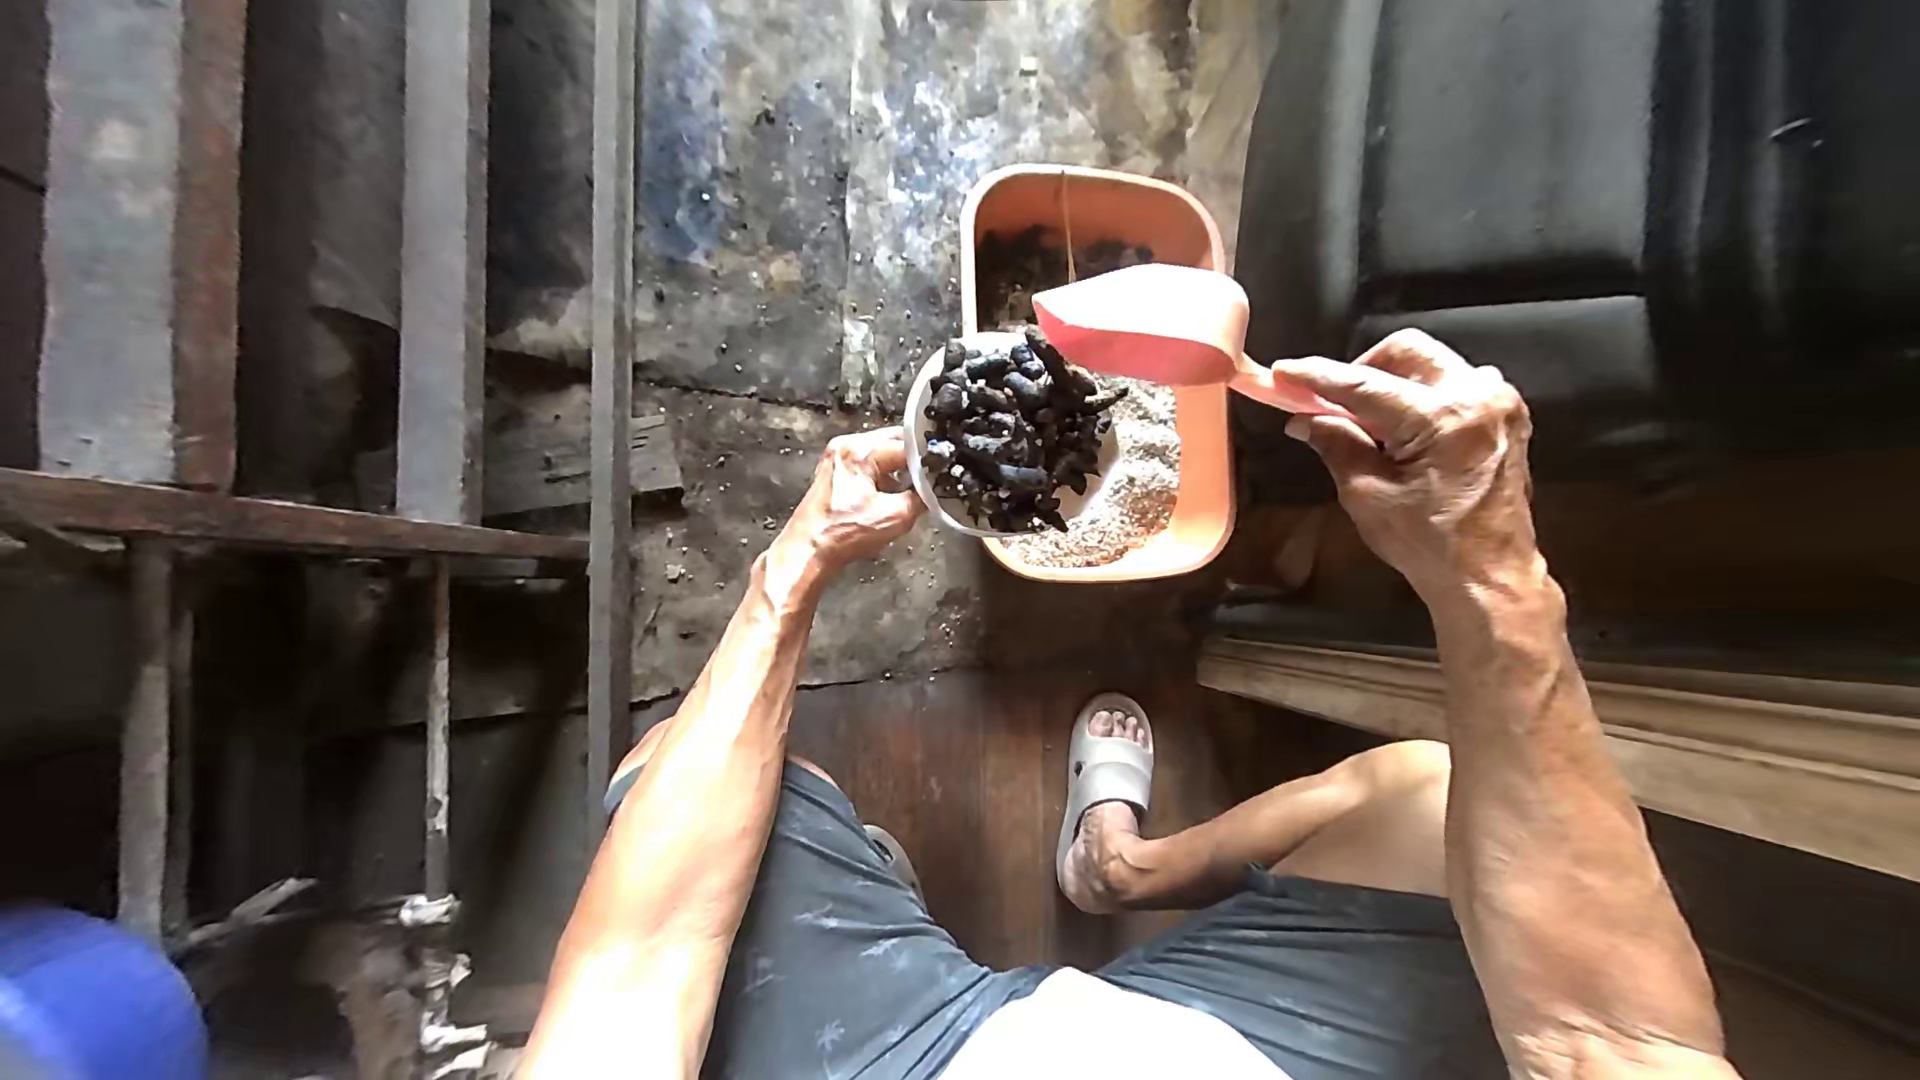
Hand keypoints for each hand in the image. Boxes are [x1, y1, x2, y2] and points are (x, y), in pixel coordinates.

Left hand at [774, 426, 922, 574]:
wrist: (809, 550)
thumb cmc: (841, 534)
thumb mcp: (897, 517)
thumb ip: (922, 497)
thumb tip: (932, 491)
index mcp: (860, 451)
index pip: (907, 445)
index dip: (927, 461)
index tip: (940, 473)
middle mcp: (846, 447)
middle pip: (893, 442)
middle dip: (913, 462)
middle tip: (929, 481)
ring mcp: (837, 459)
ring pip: (880, 453)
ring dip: (897, 469)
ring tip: (909, 492)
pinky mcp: (834, 473)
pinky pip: (866, 465)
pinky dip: (881, 477)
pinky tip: (888, 497)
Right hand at [1271, 330, 1540, 602]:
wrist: (1487, 573)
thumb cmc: (1424, 540)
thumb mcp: (1365, 493)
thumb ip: (1336, 444)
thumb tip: (1303, 420)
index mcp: (1443, 418)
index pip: (1364, 384)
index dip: (1317, 376)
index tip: (1283, 372)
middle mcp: (1479, 397)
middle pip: (1407, 351)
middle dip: (1360, 368)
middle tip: (1330, 402)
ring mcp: (1498, 403)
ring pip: (1430, 365)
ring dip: (1388, 383)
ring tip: (1363, 423)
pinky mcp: (1503, 416)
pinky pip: (1451, 384)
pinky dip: (1415, 396)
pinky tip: (1397, 429)